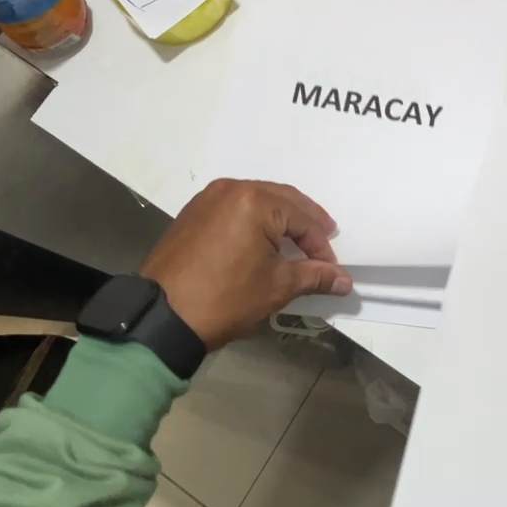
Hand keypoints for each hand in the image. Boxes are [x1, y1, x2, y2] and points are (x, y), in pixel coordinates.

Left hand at [141, 179, 352, 348]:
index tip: (331, 269)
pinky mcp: (194, 211)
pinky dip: (254, 219)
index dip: (320, 245)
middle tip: (323, 242)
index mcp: (256, 201)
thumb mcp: (276, 287)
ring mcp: (209, 197)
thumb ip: (314, 276)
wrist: (162, 317)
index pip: (302, 219)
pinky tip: (262, 238)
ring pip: (257, 200)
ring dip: (279, 218)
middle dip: (305, 223)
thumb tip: (344, 280)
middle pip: (282, 200)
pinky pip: (235, 207)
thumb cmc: (225, 299)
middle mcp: (233, 188)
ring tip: (296, 240)